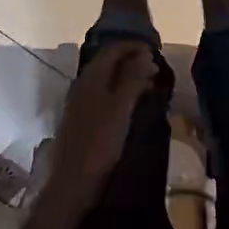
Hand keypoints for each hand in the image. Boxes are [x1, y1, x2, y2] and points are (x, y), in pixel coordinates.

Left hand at [47, 40, 157, 203]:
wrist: (73, 183)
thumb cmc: (100, 143)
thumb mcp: (121, 108)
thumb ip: (133, 78)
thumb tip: (145, 54)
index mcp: (91, 77)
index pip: (113, 49)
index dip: (134, 46)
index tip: (156, 52)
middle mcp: (83, 84)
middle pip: (108, 61)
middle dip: (132, 59)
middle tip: (155, 68)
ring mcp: (80, 101)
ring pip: (106, 78)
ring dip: (127, 75)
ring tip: (149, 83)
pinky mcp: (81, 117)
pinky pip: (103, 93)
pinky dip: (120, 90)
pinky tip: (132, 103)